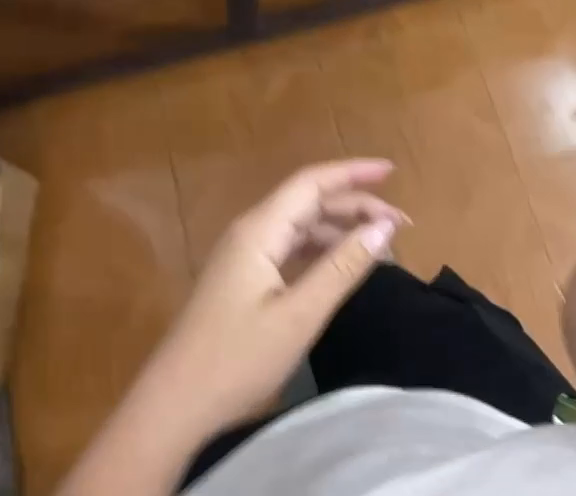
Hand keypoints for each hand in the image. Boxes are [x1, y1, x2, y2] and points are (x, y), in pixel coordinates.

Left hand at [143, 159, 407, 431]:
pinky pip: (290, 249)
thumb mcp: (299, 315)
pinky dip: (321, 251)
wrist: (174, 405)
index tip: (392, 170)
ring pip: (300, 226)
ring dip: (340, 230)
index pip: (312, 182)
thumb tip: (384, 227)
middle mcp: (251, 232)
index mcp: (259, 230)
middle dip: (355, 205)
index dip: (353, 172)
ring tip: (381, 245)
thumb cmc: (236, 359)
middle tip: (401, 225)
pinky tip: (343, 266)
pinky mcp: (243, 280)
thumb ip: (342, 268)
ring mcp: (244, 256)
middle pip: (308, 202)